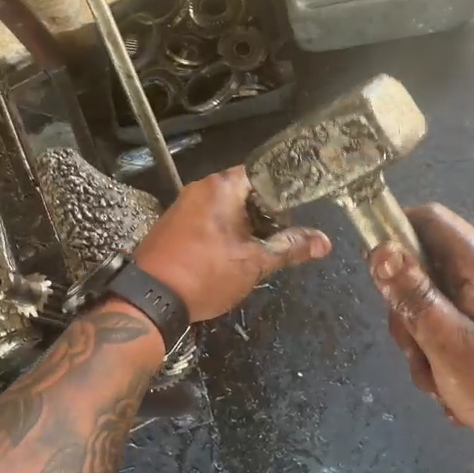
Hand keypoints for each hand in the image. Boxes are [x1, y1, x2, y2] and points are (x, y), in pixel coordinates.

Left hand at [132, 167, 331, 321]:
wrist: (149, 299)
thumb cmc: (205, 274)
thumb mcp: (254, 263)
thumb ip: (290, 247)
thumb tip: (324, 241)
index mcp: (221, 186)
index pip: (264, 172)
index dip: (285, 191)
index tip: (298, 211)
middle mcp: (201, 187)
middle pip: (245, 191)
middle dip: (266, 213)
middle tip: (282, 237)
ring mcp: (183, 205)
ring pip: (227, 207)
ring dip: (245, 226)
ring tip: (259, 250)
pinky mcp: (174, 224)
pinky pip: (208, 219)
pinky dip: (225, 232)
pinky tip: (232, 256)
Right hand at [367, 204, 473, 461]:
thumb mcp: (451, 346)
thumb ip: (414, 296)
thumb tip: (380, 250)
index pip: (428, 219)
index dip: (393, 236)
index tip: (376, 280)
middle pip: (430, 266)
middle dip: (409, 308)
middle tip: (415, 354)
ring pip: (442, 302)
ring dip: (427, 340)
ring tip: (439, 384)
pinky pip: (464, 326)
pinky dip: (450, 353)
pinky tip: (456, 390)